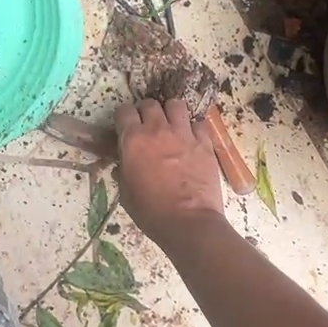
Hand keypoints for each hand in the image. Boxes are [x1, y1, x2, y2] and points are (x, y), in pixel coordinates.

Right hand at [115, 98, 225, 251]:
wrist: (189, 223)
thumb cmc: (151, 212)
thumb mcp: (125, 192)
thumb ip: (123, 169)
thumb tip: (124, 161)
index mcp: (133, 140)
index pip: (124, 111)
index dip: (123, 117)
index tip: (125, 126)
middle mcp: (157, 130)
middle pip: (150, 103)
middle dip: (146, 112)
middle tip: (148, 127)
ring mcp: (183, 134)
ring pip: (176, 105)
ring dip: (170, 113)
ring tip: (171, 126)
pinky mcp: (204, 143)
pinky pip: (197, 124)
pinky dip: (192, 128)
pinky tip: (191, 140)